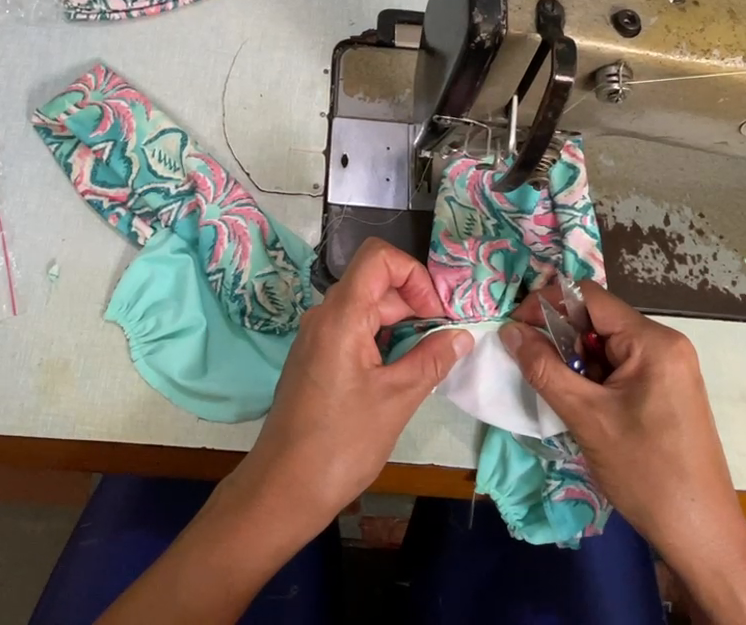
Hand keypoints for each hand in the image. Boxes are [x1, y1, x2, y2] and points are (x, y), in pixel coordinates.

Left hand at [235, 238, 472, 536]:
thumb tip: (461, 335)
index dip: (414, 274)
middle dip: (415, 303)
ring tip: (430, 359)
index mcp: (341, 315)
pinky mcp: (317, 358)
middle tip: (446, 341)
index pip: (378, 258)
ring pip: (367, 308)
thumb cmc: (341, 442)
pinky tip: (402, 371)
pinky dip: (383, 340)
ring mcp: (317, 337)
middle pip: (376, 283)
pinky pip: (354, 330)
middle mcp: (324, 316)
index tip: (437, 314)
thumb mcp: (396, 399)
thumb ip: (431, 359)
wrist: (284, 487)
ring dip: (401, 324)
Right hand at [501, 281, 740, 552]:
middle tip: (532, 367)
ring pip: (606, 346)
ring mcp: (669, 369)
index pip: (589, 297)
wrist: (701, 535)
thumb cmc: (645, 472)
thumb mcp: (585, 417)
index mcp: (653, 342)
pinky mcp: (666, 392)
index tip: (517, 329)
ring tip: (557, 393)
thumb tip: (509, 331)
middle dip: (560, 338)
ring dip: (575, 362)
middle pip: (597, 320)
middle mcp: (665, 345)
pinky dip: (593, 379)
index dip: (547, 304)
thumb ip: (543, 368)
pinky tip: (580, 406)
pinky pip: (620, 368)